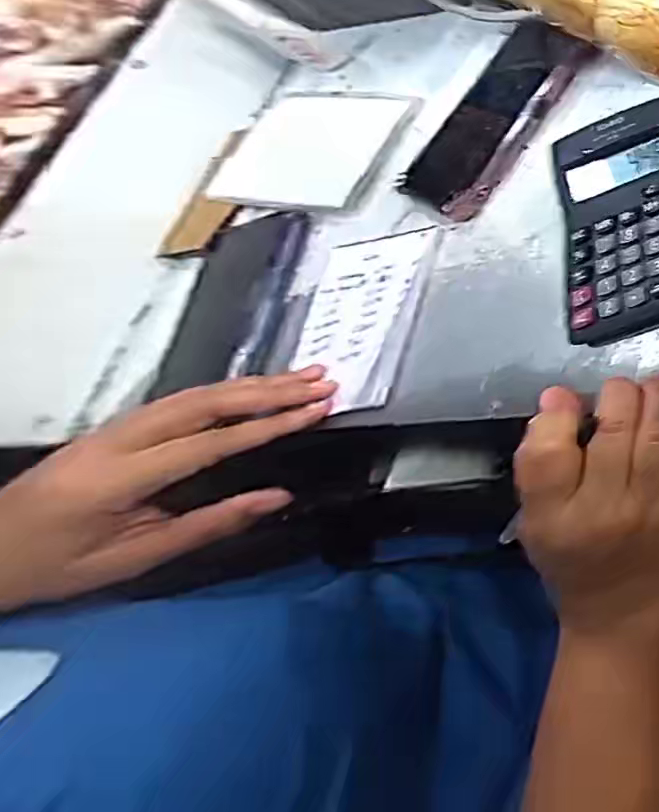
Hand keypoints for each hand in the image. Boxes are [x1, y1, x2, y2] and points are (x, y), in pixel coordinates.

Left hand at [0, 368, 334, 611]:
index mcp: (116, 478)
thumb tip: (278, 497)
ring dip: (256, 383)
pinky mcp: (114, 429)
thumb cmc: (51, 566)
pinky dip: (228, 388)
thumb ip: (207, 526)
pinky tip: (258, 385)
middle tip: (324, 383)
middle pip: (204, 405)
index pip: (209, 442)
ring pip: (194, 395)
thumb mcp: (129, 559)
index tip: (318, 411)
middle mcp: (114, 443)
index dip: (269, 425)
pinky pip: (180, 399)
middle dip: (271, 391)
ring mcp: (111, 431)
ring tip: (306, 375)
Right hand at [514, 376, 658, 635]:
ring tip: (657, 384)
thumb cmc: (578, 557)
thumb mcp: (538, 520)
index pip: (549, 456)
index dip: (559, 416)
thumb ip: (541, 461)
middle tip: (622, 386)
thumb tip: (557, 397)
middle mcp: (607, 510)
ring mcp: (657, 506)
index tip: (568, 397)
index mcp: (557, 517)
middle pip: (615, 432)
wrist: (628, 608)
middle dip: (621, 394)